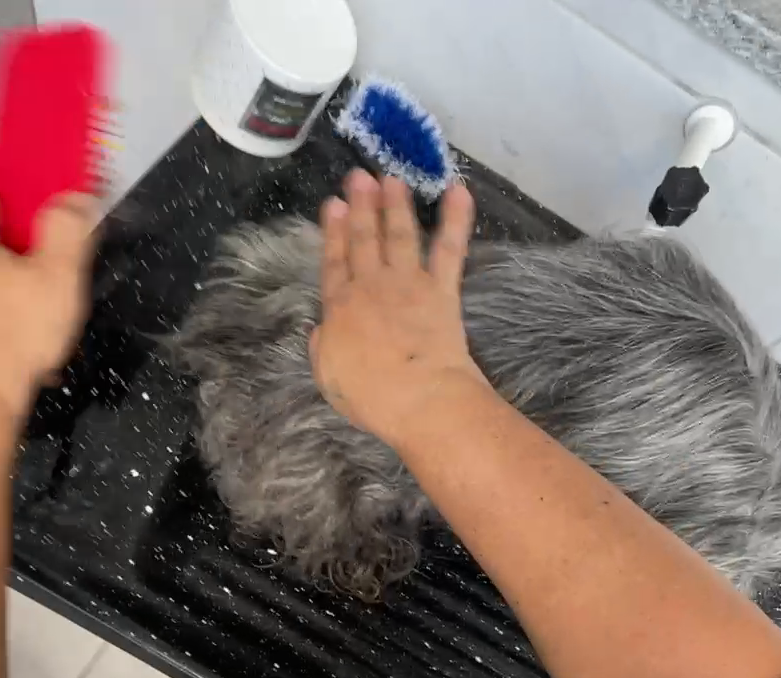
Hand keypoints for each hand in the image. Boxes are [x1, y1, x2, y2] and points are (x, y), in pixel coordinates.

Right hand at [310, 171, 488, 446]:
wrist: (419, 398)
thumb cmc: (370, 396)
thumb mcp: (328, 377)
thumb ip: (323, 347)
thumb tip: (321, 329)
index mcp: (340, 309)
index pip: (333, 263)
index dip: (332, 233)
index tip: (331, 205)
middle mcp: (371, 287)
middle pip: (363, 240)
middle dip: (360, 206)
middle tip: (359, 176)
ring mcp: (408, 285)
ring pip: (399, 236)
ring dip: (396, 205)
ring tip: (392, 179)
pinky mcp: (442, 291)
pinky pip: (449, 249)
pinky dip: (456, 220)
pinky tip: (459, 192)